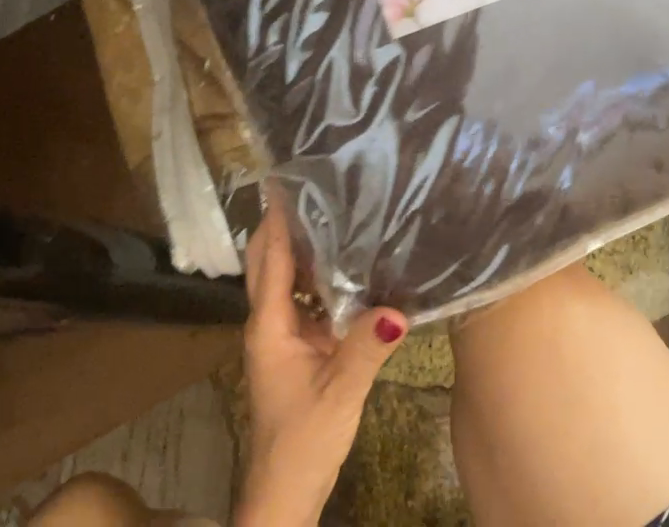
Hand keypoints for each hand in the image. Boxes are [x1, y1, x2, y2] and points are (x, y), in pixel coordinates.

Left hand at [235, 194, 407, 526]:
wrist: (286, 487)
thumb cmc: (304, 439)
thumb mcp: (340, 393)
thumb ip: (367, 349)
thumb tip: (401, 308)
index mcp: (269, 326)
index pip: (271, 260)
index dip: (277, 220)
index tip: (284, 181)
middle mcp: (268, 323)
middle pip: (268, 262)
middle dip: (281, 225)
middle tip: (308, 187)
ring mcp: (280, 336)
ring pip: (283, 280)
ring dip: (298, 249)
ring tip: (328, 214)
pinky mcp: (294, 349)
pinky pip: (301, 300)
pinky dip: (314, 277)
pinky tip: (343, 268)